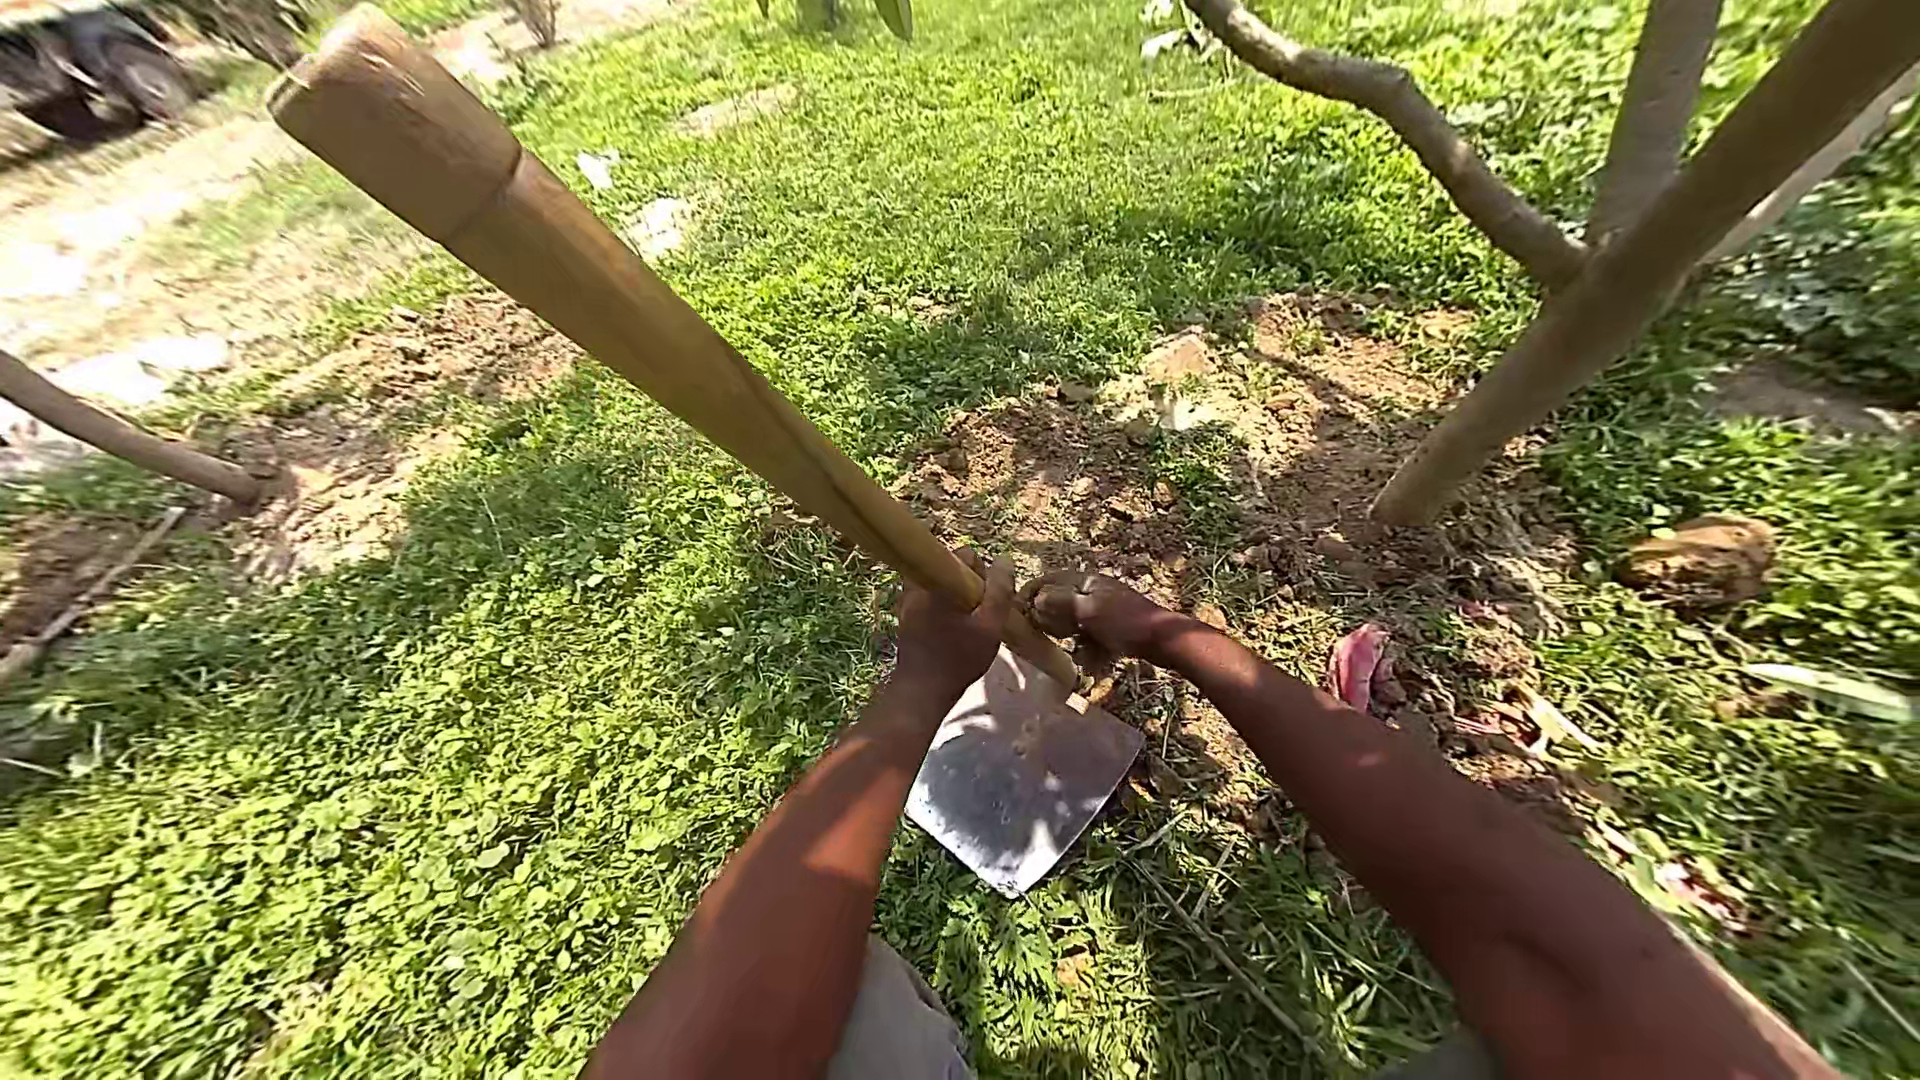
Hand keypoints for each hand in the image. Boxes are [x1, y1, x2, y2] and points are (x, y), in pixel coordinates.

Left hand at [893, 549, 1012, 702]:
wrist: (922, 690)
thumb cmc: (958, 658)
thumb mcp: (990, 625)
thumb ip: (1000, 591)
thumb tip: (1004, 560)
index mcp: (938, 581)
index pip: (965, 555)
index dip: (982, 574)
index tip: (987, 600)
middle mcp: (919, 583)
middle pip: (951, 568)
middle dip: (968, 585)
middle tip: (979, 614)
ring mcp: (907, 599)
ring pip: (940, 584)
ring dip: (955, 596)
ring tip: (966, 623)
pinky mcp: (904, 615)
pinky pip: (928, 598)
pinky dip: (941, 607)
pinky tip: (950, 630)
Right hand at [1018, 570, 1192, 663]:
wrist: (1165, 641)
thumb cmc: (1126, 623)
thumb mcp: (1088, 611)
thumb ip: (1059, 602)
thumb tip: (1034, 600)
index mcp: (1085, 581)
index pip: (1047, 580)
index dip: (1030, 594)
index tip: (1016, 612)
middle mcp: (1092, 591)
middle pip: (1058, 601)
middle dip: (1047, 618)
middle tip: (1038, 635)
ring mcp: (1103, 609)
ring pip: (1072, 620)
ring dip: (1067, 634)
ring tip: (1064, 649)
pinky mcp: (1112, 628)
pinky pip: (1089, 636)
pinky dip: (1086, 647)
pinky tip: (1089, 660)